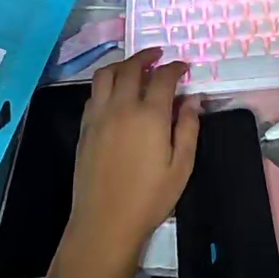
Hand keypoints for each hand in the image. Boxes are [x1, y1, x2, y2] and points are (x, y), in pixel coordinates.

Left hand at [59, 49, 201, 277]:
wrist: (105, 222)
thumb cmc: (150, 196)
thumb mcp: (182, 165)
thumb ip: (188, 127)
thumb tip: (193, 99)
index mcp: (149, 115)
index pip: (163, 78)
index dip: (175, 68)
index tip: (184, 67)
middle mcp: (120, 108)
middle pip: (130, 68)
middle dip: (146, 56)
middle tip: (159, 56)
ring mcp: (98, 116)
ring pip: (105, 75)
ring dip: (122, 64)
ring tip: (136, 67)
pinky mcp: (85, 128)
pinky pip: (93, 93)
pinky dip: (107, 83)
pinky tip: (117, 93)